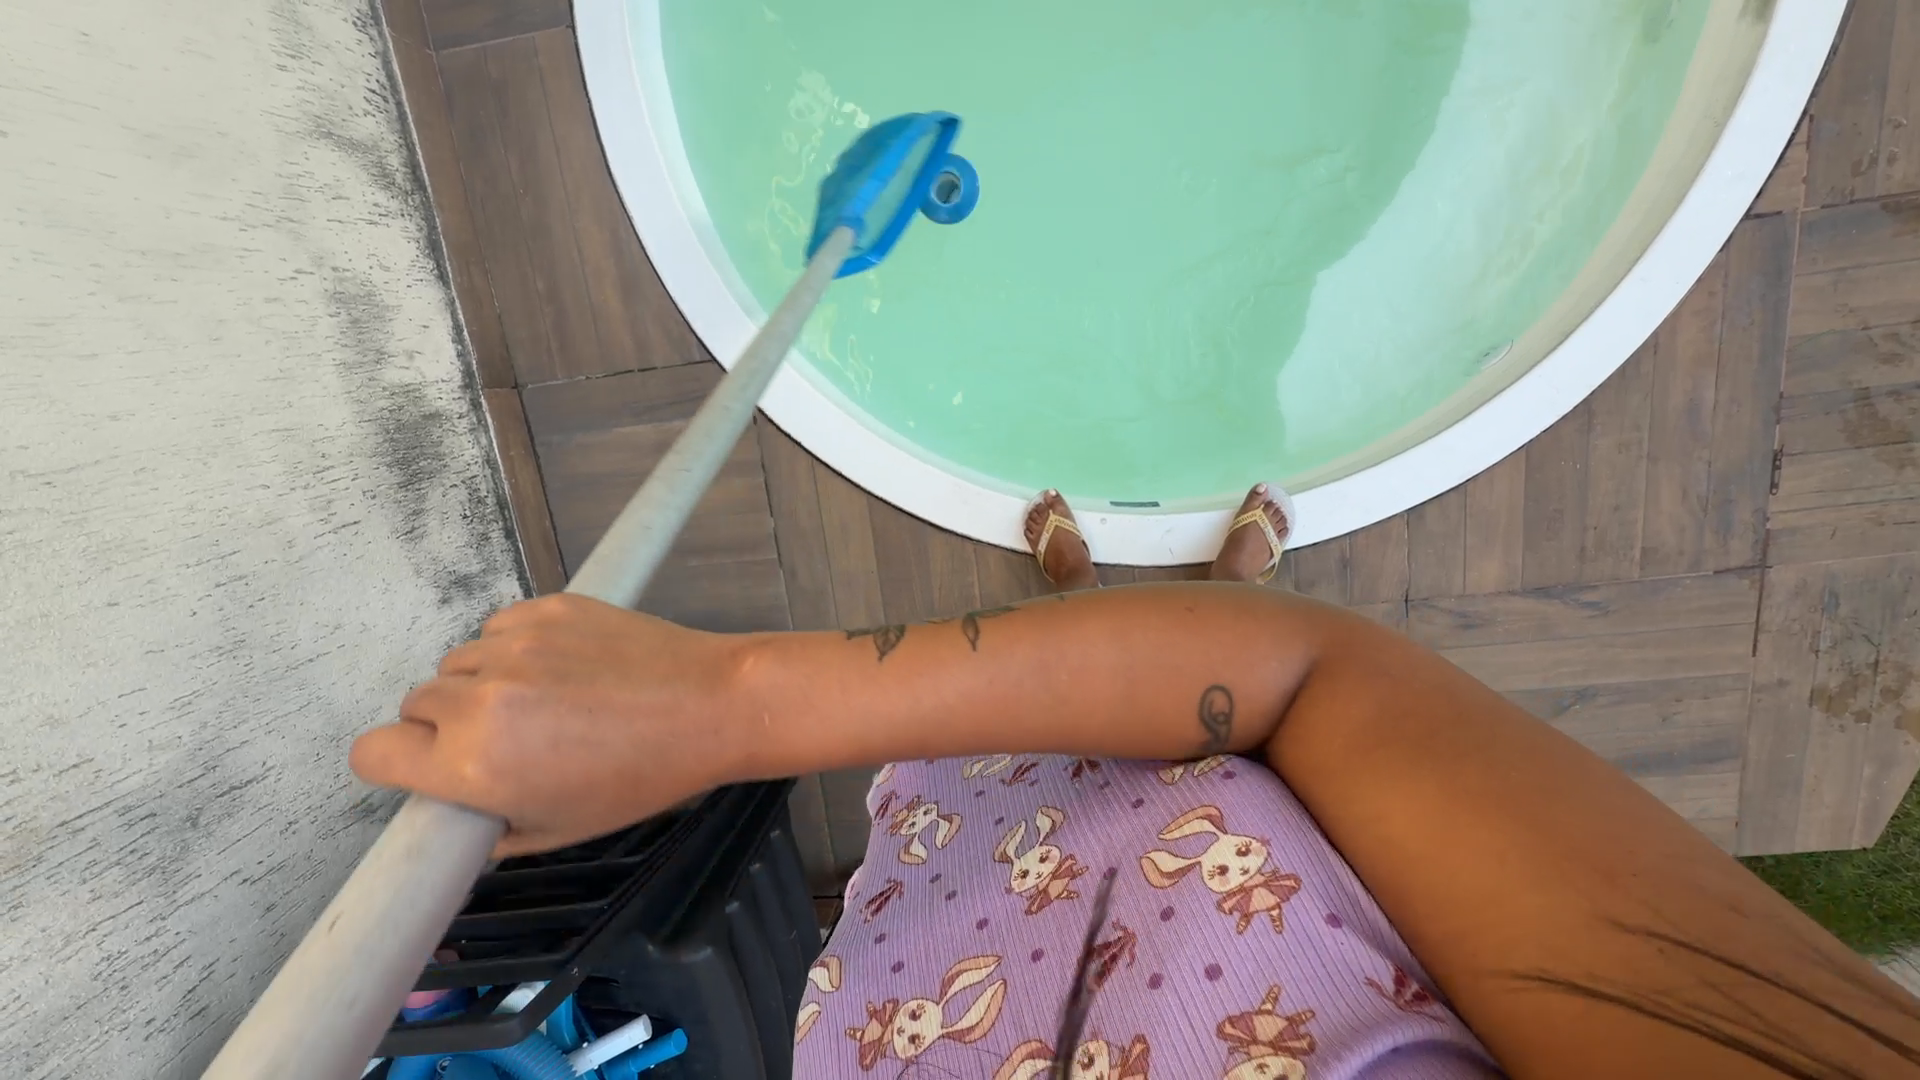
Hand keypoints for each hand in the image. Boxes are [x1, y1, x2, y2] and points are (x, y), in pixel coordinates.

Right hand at [350, 594, 751, 855]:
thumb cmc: (643, 776)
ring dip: (486, 679)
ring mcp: (517, 644)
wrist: (709, 704)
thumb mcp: (558, 829)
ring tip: (547, 694)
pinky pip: (503, 624)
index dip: (399, 760)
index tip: (430, 760)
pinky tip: (567, 661)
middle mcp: (482, 700)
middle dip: (449, 721)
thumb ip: (486, 824)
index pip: (373, 752)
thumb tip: (454, 803)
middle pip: (417, 702)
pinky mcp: (550, 607)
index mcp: (473, 764)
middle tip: (509, 731)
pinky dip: (520, 642)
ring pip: (462, 659)